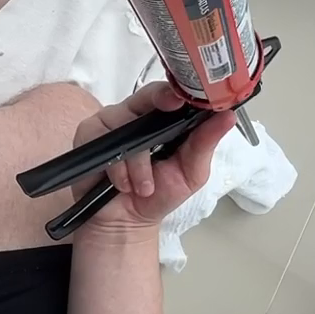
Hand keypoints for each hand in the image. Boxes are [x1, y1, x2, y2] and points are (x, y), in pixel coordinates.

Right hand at [73, 81, 238, 237]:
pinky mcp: (87, 137)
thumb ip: (205, 144)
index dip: (175, 91)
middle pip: (143, 95)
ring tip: (144, 187)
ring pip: (123, 124)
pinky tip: (122, 183)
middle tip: (168, 112)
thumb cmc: (159, 195)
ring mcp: (110, 125)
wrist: (126, 222)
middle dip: (155, 102)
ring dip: (137, 161)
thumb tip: (227, 116)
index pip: (169, 94)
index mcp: (162, 119)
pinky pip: (100, 141)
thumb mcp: (191, 173)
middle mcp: (135, 116)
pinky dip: (115, 166)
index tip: (181, 98)